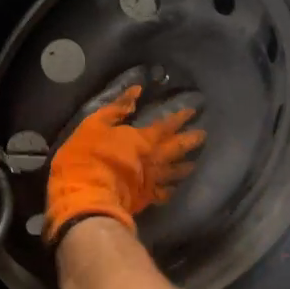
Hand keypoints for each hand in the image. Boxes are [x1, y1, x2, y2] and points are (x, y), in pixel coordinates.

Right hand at [45, 79, 203, 245]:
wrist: (87, 192)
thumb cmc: (87, 154)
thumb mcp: (95, 123)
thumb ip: (116, 108)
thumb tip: (137, 91)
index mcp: (142, 139)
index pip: (166, 125)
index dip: (180, 117)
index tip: (193, 111)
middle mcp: (154, 159)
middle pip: (177, 148)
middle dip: (191, 140)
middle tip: (203, 135)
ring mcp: (152, 180)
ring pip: (175, 172)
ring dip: (185, 166)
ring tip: (193, 163)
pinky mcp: (146, 197)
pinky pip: (164, 194)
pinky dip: (170, 190)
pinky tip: (174, 189)